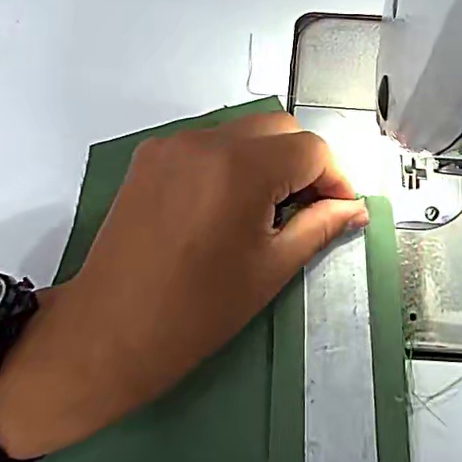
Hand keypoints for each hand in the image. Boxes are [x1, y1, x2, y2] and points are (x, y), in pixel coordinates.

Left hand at [0, 112, 366, 459]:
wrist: (107, 332)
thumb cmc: (195, 312)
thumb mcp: (272, 268)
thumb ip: (321, 226)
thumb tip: (354, 208)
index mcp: (240, 168)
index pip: (312, 149)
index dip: (336, 178)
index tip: (341, 209)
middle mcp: (206, 141)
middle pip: (280, 129)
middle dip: (306, 163)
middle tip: (311, 209)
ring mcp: (173, 144)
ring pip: (245, 131)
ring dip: (270, 159)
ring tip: (270, 209)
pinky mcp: (152, 155)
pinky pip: (210, 142)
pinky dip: (233, 161)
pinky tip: (231, 203)